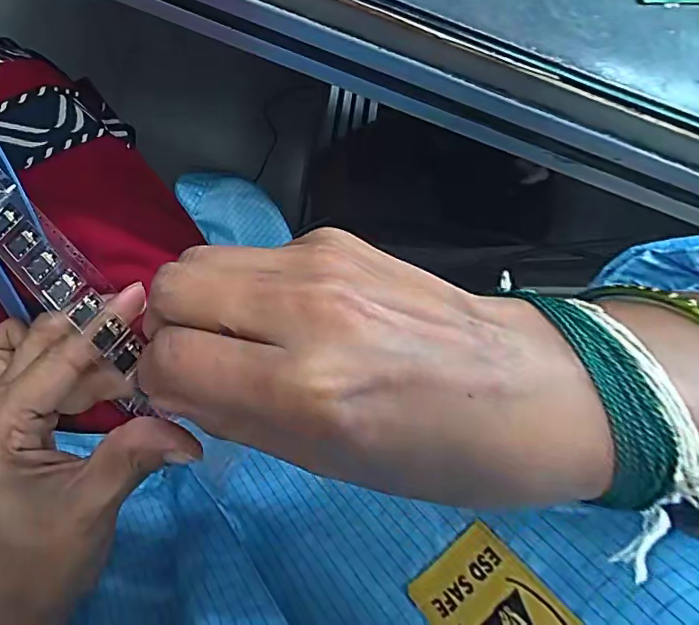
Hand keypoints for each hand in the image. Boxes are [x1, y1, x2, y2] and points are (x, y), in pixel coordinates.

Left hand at [0, 284, 202, 624]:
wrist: (18, 595)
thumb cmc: (48, 555)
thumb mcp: (93, 506)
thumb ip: (132, 456)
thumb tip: (186, 431)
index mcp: (2, 418)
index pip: (59, 358)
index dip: (100, 324)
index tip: (134, 293)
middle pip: (40, 342)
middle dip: (90, 334)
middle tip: (139, 332)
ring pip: (35, 351)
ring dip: (79, 352)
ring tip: (126, 364)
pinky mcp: (9, 416)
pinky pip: (35, 372)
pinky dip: (69, 369)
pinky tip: (103, 381)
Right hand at [138, 229, 614, 508]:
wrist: (544, 386)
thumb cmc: (442, 452)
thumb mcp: (331, 463)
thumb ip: (233, 417)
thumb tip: (167, 385)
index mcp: (310, 389)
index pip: (172, 359)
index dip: (154, 377)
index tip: (170, 389)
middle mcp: (304, 310)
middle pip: (167, 288)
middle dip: (162, 325)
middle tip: (193, 351)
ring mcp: (315, 261)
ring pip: (194, 259)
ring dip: (193, 297)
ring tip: (229, 327)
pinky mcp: (326, 235)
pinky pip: (245, 254)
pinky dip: (239, 284)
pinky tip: (283, 309)